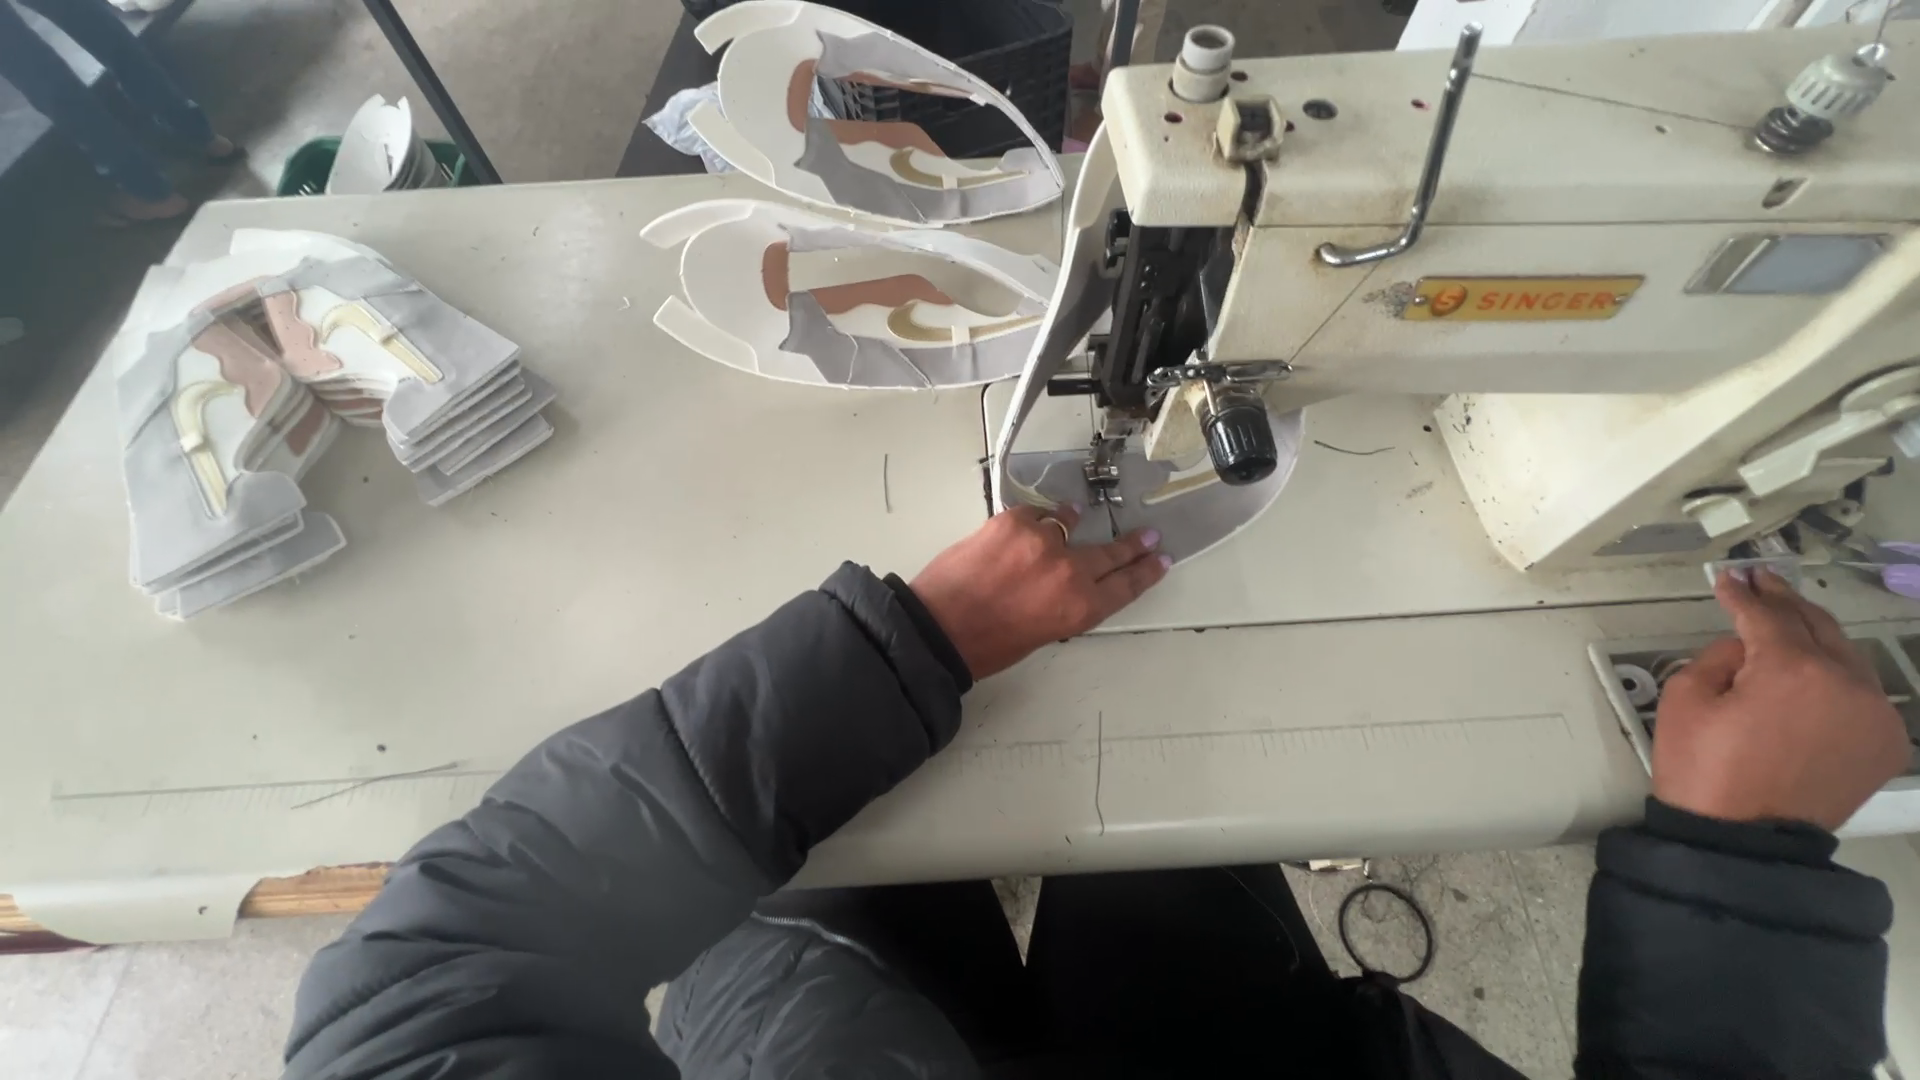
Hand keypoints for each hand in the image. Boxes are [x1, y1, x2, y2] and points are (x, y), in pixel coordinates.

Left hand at [909, 505, 1169, 679]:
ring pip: (1071, 525)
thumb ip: (1063, 606)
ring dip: (1078, 523)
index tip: (1161, 560)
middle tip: (1149, 535)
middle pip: (1110, 554)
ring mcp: (1042, 542)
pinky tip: (1037, 519)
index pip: (1125, 586)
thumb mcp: (1041, 635)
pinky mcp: (1013, 522)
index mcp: (1080, 609)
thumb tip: (1064, 586)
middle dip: (1132, 545)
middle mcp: (1070, 572)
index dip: (1145, 573)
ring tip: (1081, 517)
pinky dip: (1038, 519)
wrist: (940, 627)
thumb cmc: (988, 645)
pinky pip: (1036, 514)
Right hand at [1651, 569, 1909, 829]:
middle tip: (1763, 580)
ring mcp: (1875, 715)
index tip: (1730, 578)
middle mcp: (1847, 684)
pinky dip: (1834, 673)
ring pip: (1847, 657)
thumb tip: (1746, 650)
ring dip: (1815, 634)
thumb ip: (1719, 658)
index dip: (1744, 595)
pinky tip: (1809, 669)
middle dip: (1787, 601)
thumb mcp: (1685, 698)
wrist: (1744, 833)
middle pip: (1819, 627)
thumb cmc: (1701, 762)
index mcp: (1792, 670)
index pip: (1767, 617)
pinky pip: (1860, 692)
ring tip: (1787, 618)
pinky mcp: (1884, 741)